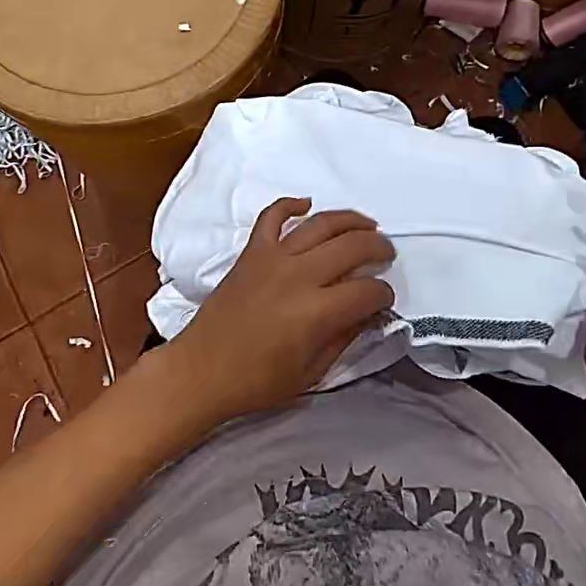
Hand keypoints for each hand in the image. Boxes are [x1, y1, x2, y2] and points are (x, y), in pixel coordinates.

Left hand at [164, 197, 394, 420]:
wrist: (199, 373)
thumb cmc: (257, 381)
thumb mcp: (312, 371)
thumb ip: (345, 337)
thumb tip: (369, 312)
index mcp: (315, 312)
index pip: (367, 291)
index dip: (384, 294)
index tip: (384, 300)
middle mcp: (298, 277)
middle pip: (353, 246)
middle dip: (379, 248)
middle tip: (386, 255)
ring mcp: (273, 259)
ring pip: (322, 224)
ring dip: (351, 220)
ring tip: (368, 226)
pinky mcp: (251, 252)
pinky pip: (272, 216)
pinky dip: (290, 205)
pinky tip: (307, 204)